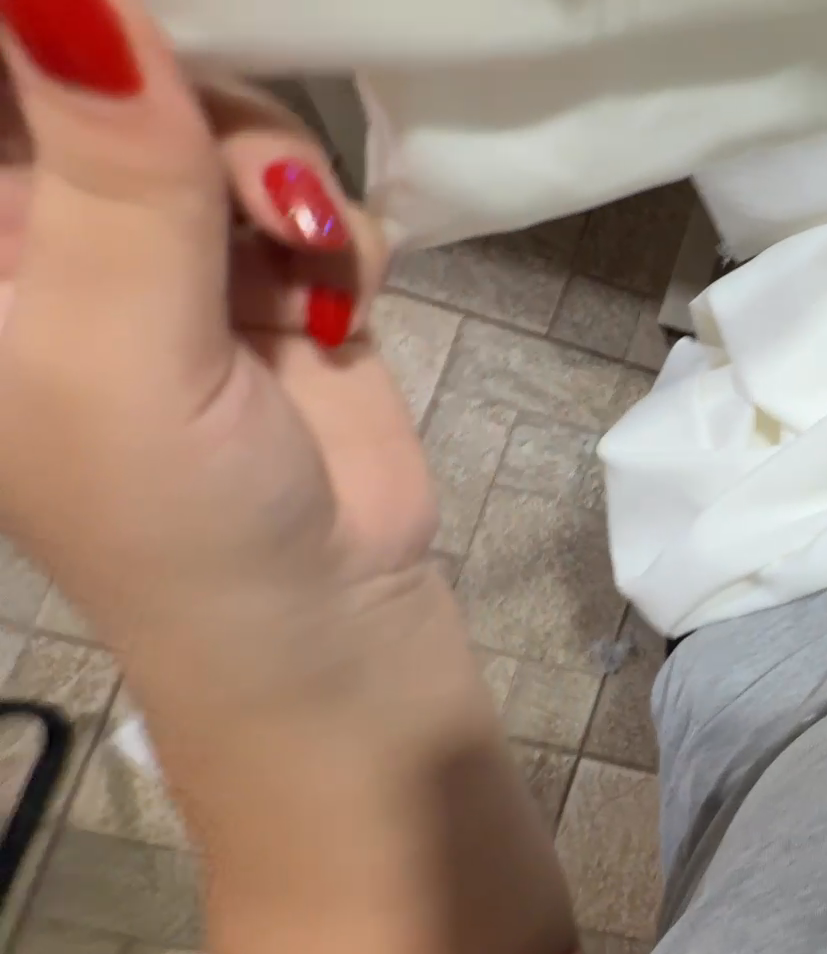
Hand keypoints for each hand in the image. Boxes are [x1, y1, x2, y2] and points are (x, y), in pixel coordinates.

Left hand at [0, 0, 432, 708]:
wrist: (324, 594)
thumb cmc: (169, 501)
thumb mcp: (116, 344)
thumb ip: (115, 181)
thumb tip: (92, 3)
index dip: (53, 46)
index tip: (146, 53)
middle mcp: (60, 226)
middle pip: (116, 83)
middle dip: (190, 106)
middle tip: (248, 184)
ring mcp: (185, 255)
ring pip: (230, 133)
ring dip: (283, 176)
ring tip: (312, 254)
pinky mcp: (288, 286)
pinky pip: (316, 208)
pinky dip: (343, 239)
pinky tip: (345, 300)